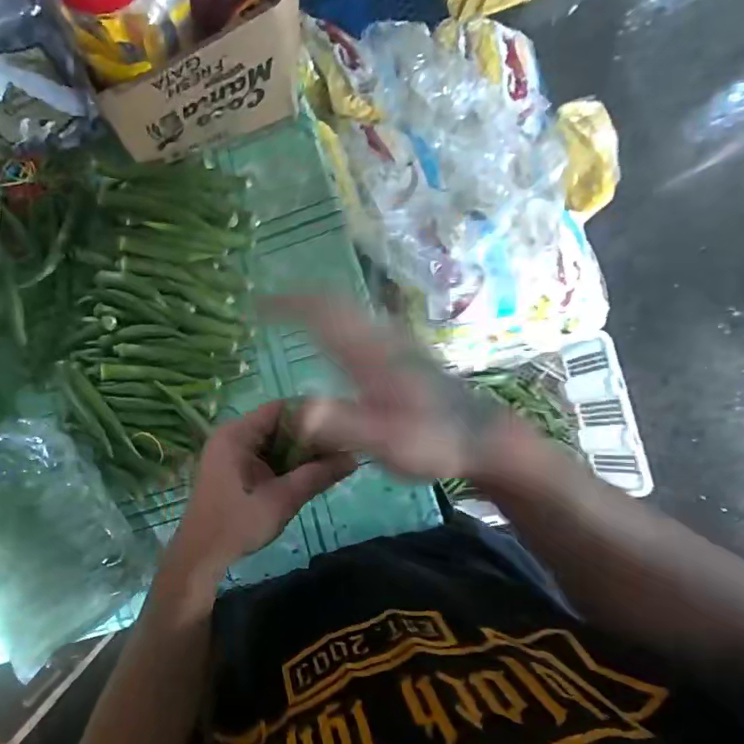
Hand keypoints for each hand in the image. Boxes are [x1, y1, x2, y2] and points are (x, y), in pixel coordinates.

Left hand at [166, 401, 356, 578]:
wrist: (201, 557)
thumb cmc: (237, 524)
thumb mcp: (282, 499)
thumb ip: (317, 475)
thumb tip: (353, 459)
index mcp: (236, 435)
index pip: (280, 408)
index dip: (312, 414)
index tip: (341, 426)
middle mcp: (232, 437)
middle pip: (279, 425)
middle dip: (311, 436)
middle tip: (344, 447)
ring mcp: (232, 454)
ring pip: (276, 443)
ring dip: (303, 452)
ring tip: (336, 460)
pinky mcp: (236, 471)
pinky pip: (268, 458)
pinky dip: (290, 464)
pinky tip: (313, 474)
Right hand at [266, 296, 515, 481]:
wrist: (482, 438)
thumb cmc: (436, 442)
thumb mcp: (389, 444)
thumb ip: (346, 427)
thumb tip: (302, 413)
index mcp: (373, 355)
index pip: (327, 316)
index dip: (291, 306)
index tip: (261, 302)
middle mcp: (383, 340)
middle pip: (338, 306)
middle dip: (301, 300)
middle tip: (270, 304)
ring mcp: (396, 346)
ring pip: (352, 314)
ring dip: (321, 308)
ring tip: (292, 315)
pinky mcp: (404, 357)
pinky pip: (362, 327)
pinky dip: (339, 323)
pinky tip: (334, 340)